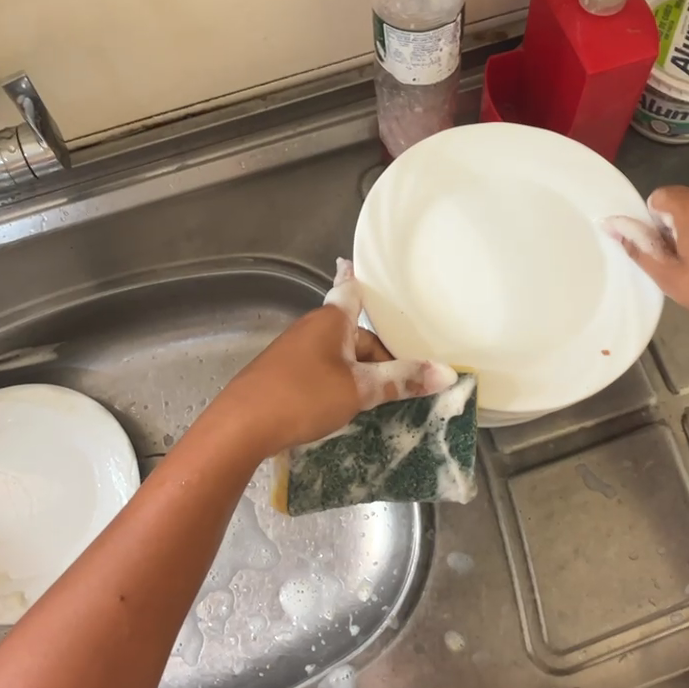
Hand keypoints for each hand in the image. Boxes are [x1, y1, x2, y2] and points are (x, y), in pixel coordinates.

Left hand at [208, 260, 456, 459]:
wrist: (241, 427)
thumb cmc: (303, 397)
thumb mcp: (359, 390)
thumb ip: (401, 380)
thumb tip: (447, 373)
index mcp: (330, 321)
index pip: (349, 290)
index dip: (355, 277)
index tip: (351, 260)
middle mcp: (311, 329)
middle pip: (354, 334)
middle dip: (379, 355)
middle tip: (406, 379)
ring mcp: (293, 354)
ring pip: (339, 356)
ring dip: (360, 373)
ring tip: (381, 397)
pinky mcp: (282, 378)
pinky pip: (322, 372)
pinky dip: (340, 384)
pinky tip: (346, 407)